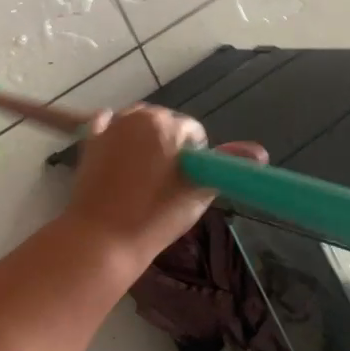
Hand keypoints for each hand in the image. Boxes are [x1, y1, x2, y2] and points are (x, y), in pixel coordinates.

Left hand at [62, 105, 266, 262]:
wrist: (103, 235)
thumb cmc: (155, 216)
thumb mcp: (198, 192)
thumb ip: (228, 165)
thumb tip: (260, 151)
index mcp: (165, 124)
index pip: (193, 130)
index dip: (196, 155)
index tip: (189, 180)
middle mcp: (136, 115)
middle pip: (163, 123)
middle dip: (170, 144)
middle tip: (168, 181)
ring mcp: (109, 125)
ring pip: (136, 123)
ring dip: (144, 139)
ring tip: (144, 175)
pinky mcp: (89, 138)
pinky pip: (108, 125)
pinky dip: (116, 135)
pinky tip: (119, 156)